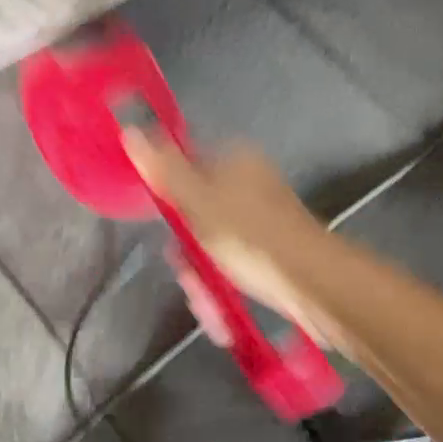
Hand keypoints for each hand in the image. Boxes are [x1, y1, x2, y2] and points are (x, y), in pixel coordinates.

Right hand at [123, 130, 350, 345]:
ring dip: (202, 279)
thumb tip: (127, 129)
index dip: (168, 198)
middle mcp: (249, 185)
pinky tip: (221, 312)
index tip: (164, 227)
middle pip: (195, 214)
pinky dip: (222, 288)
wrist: (314, 285)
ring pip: (211, 246)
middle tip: (188, 276)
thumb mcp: (197, 200)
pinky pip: (232, 267)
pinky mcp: (272, 255)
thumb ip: (162, 168)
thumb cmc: (250, 237)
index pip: (184, 167)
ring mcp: (263, 221)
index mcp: (234, 160)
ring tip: (208, 305)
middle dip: (187, 254)